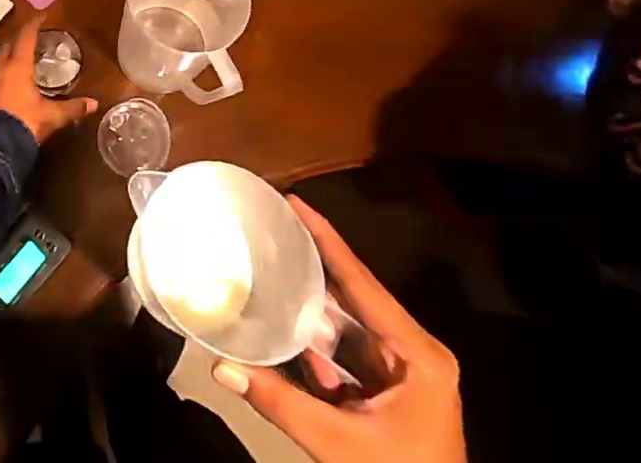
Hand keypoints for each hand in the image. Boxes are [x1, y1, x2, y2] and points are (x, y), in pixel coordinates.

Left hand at [0, 16, 94, 143]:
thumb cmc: (24, 123)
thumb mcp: (51, 116)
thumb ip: (72, 108)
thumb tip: (94, 104)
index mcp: (17, 66)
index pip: (25, 37)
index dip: (34, 25)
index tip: (43, 16)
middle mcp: (0, 69)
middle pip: (8, 45)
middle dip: (20, 38)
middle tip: (33, 37)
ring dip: (9, 56)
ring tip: (22, 59)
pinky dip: (3, 72)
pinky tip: (10, 82)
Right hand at [211, 197, 466, 462]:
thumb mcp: (340, 446)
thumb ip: (281, 403)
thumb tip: (223, 367)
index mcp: (418, 352)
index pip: (363, 282)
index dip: (327, 239)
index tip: (295, 203)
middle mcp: (415, 350)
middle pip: (356, 298)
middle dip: (315, 269)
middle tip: (276, 234)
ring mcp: (406, 371)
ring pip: (351, 328)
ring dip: (314, 314)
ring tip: (274, 275)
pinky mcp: (393, 390)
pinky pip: (351, 356)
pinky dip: (322, 351)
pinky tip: (291, 336)